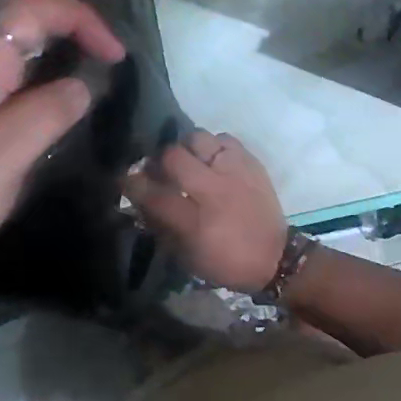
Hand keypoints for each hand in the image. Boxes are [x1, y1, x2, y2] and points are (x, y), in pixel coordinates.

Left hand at [0, 0, 126, 299]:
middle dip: (70, 0)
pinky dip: (57, 73)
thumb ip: (45, 114)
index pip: (28, 10)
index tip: (118, 52)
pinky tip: (75, 88)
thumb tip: (87, 84)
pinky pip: (24, 86)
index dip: (77, 13)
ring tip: (105, 32)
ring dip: (65, 34)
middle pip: (23, 18)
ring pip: (25, 52)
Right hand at [123, 131, 288, 293]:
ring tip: (190, 162)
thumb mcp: (187, 256)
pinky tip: (214, 161)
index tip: (124, 180)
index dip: (132, 184)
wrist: (276, 258)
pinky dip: (215, 146)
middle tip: (161, 170)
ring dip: (188, 148)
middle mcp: (214, 189)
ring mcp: (236, 172)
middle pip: (173, 156)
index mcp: (195, 221)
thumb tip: (139, 202)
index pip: (152, 192)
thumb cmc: (227, 263)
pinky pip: (225, 139)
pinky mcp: (253, 164)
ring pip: (200, 138)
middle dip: (160, 161)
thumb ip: (161, 226)